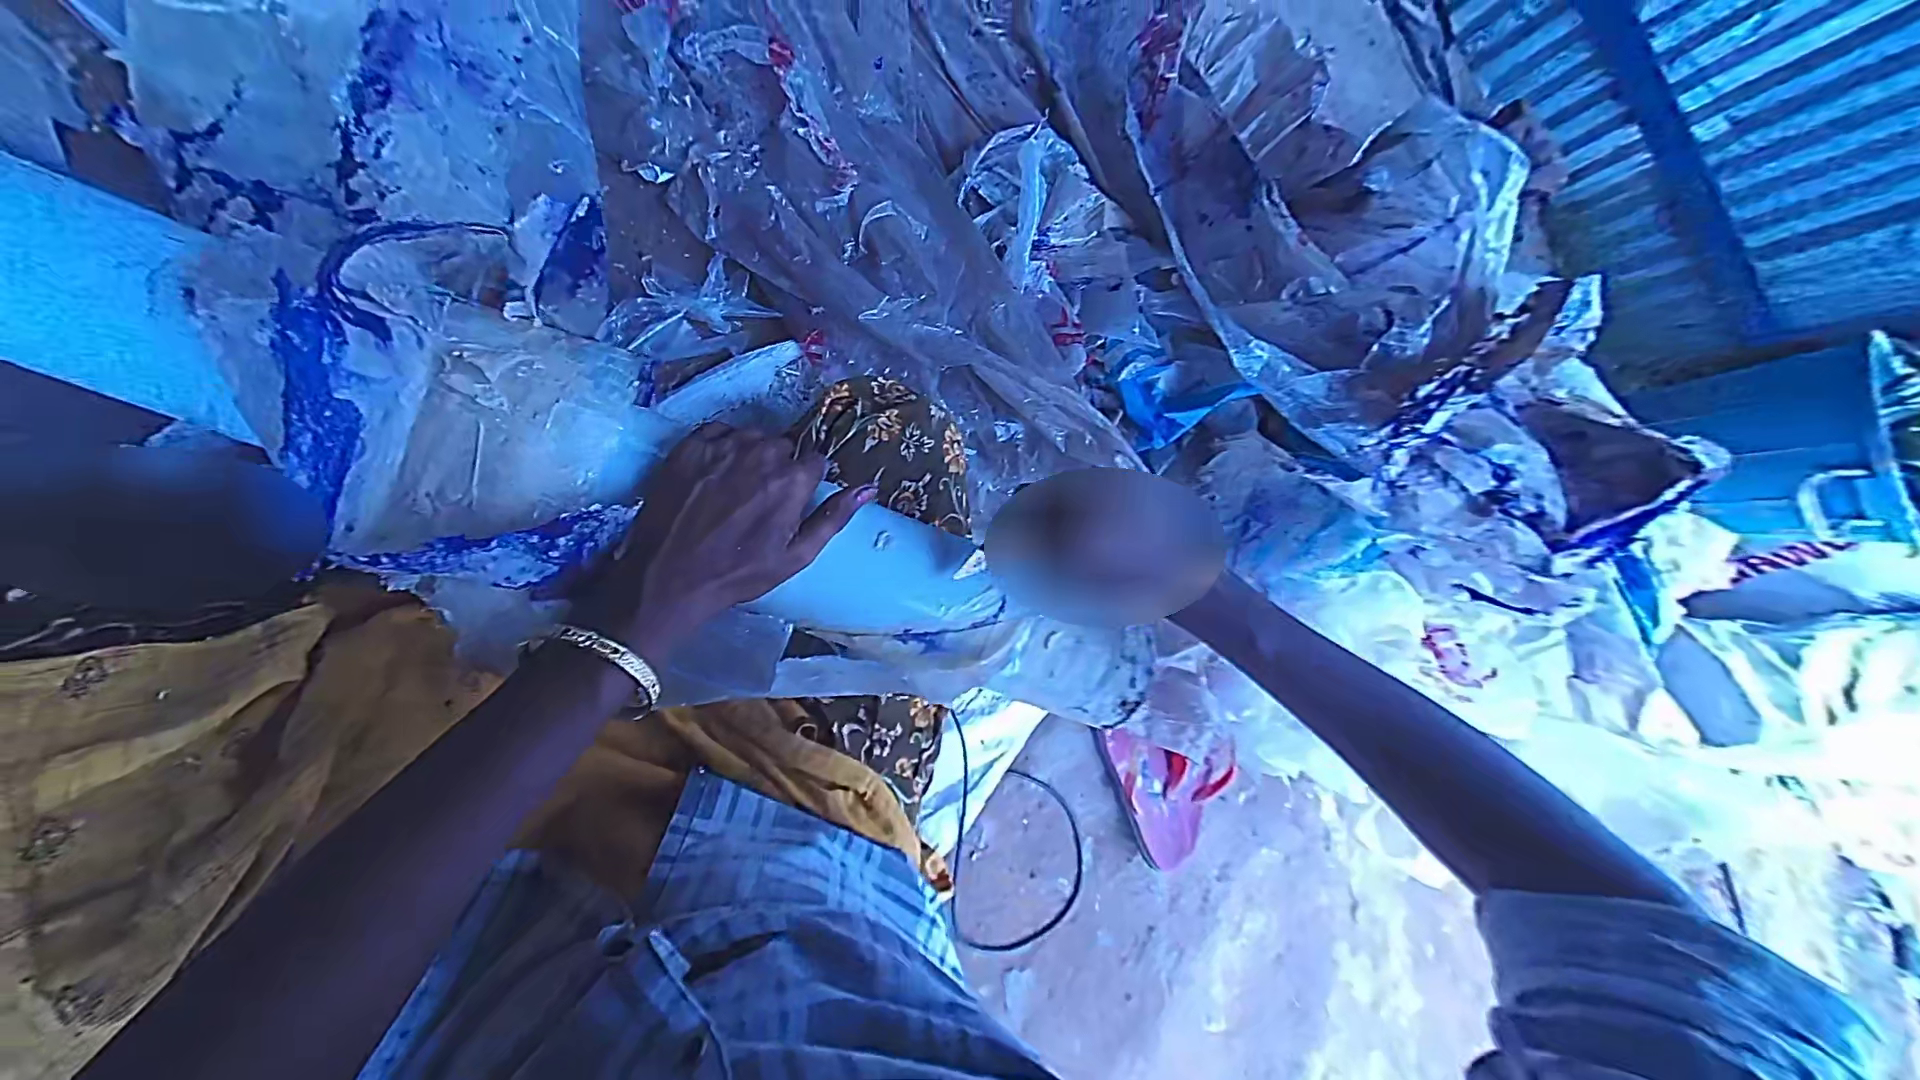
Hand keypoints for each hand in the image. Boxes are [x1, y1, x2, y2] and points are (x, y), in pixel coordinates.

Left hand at [574, 423, 874, 660]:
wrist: (669, 576)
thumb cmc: (739, 573)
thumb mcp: (796, 555)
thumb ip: (834, 517)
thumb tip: (868, 488)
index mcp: (791, 480)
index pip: (815, 461)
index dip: (806, 480)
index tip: (793, 499)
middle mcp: (760, 454)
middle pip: (783, 446)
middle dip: (780, 466)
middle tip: (761, 498)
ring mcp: (722, 446)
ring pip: (752, 436)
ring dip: (751, 455)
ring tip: (736, 487)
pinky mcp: (689, 446)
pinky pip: (719, 431)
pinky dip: (722, 446)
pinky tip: (715, 473)